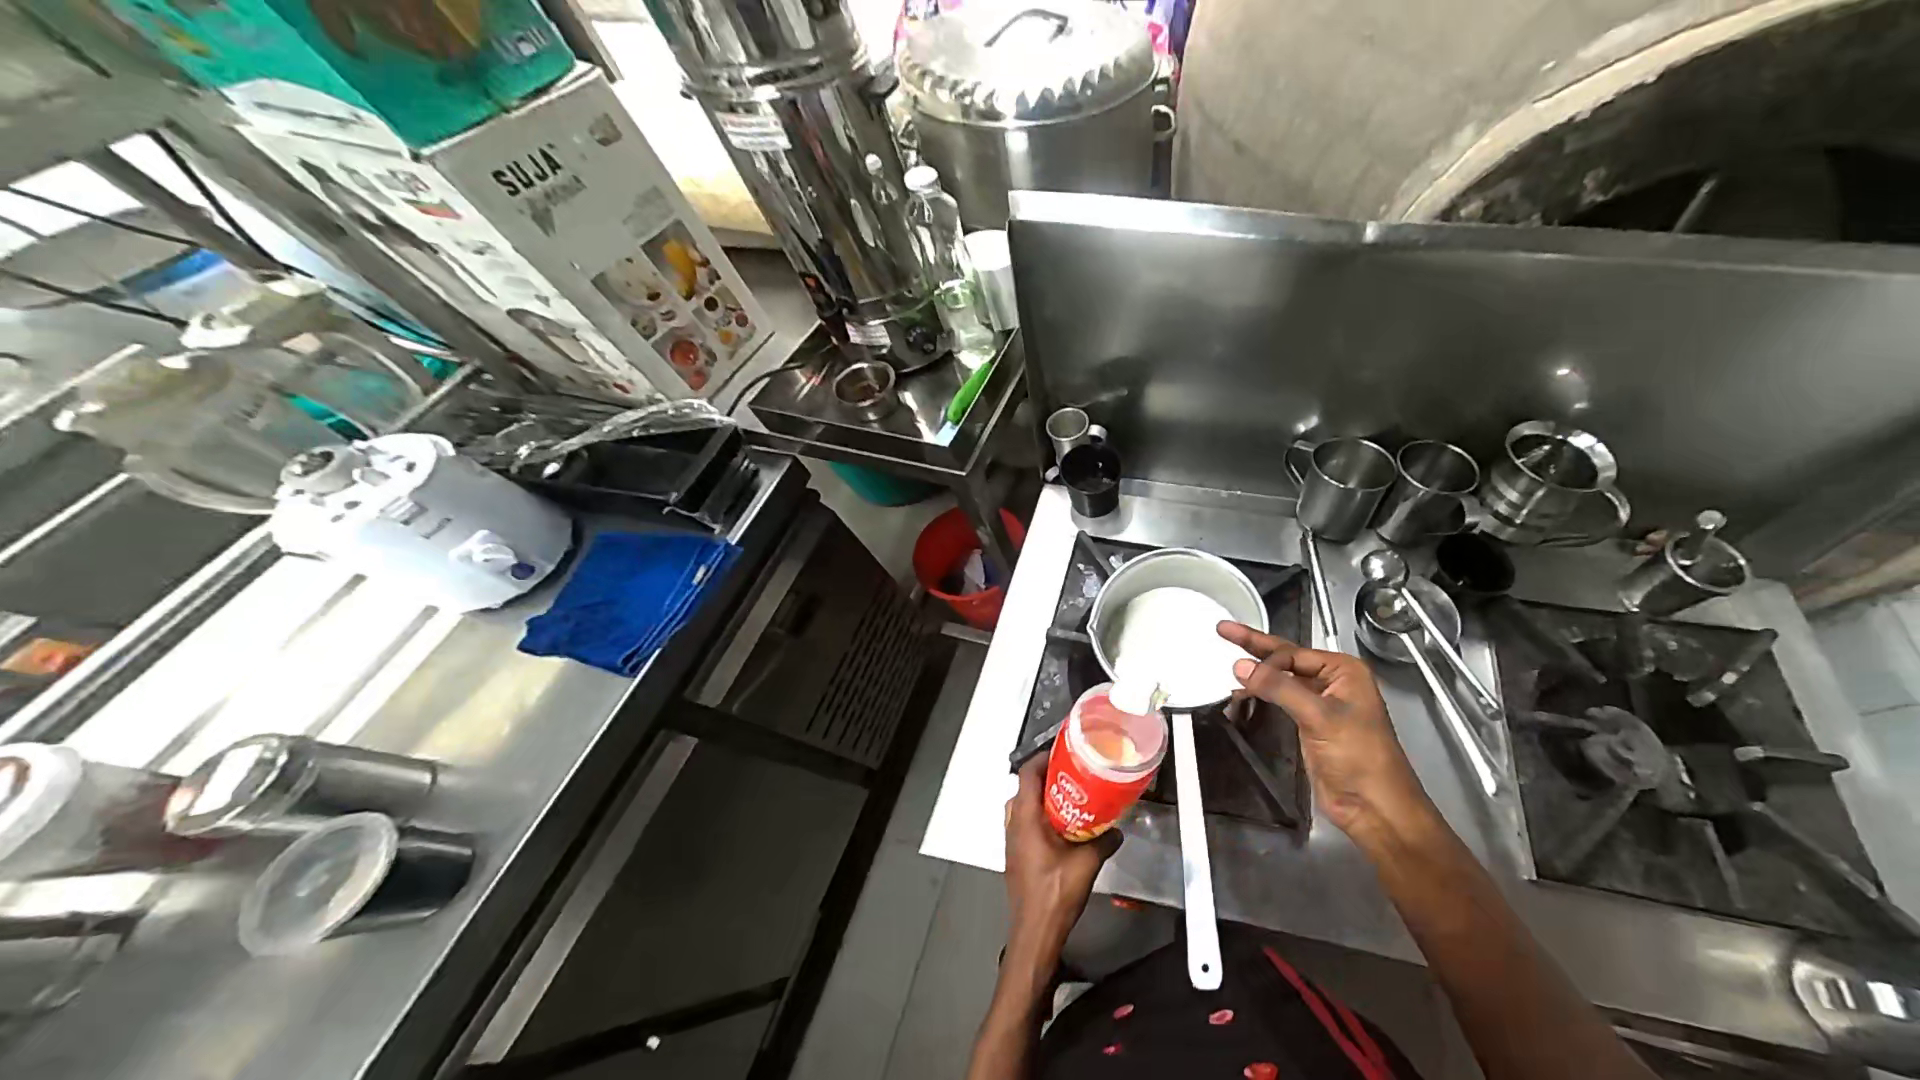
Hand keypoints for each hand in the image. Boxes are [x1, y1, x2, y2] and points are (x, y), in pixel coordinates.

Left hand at [1003, 758, 1120, 949]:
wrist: (1035, 931)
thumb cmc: (1055, 893)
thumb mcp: (1087, 863)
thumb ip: (1104, 841)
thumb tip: (1118, 829)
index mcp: (1025, 818)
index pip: (1027, 773)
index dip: (1042, 758)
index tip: (1062, 753)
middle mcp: (1013, 823)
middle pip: (1025, 787)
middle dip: (1047, 778)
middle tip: (1072, 774)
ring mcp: (1012, 839)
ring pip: (1024, 806)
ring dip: (1044, 798)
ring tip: (1071, 797)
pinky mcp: (1016, 853)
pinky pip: (1025, 823)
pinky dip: (1041, 816)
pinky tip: (1063, 827)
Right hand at [1217, 621, 1437, 846]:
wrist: (1375, 807)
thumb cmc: (1359, 757)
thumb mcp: (1319, 716)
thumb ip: (1279, 687)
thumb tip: (1240, 665)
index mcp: (1344, 672)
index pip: (1292, 654)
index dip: (1264, 657)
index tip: (1238, 668)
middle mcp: (1333, 682)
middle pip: (1285, 659)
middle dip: (1255, 646)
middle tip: (1224, 630)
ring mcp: (1320, 704)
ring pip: (1280, 679)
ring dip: (1256, 674)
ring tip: (1226, 664)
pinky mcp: (1309, 725)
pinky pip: (1279, 700)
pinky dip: (1260, 695)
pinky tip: (1242, 693)